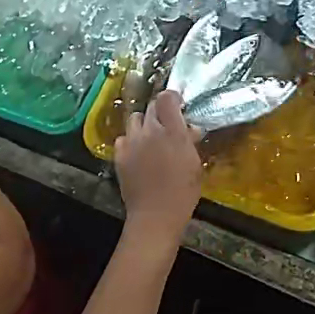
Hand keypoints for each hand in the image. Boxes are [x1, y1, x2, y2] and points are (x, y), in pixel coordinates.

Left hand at [112, 90, 203, 243]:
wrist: (155, 215)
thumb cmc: (183, 192)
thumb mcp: (195, 164)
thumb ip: (189, 142)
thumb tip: (188, 129)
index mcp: (173, 132)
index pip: (167, 98)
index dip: (172, 97)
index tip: (178, 105)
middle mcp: (150, 131)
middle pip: (151, 107)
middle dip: (160, 112)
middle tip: (168, 126)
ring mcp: (132, 142)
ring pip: (135, 119)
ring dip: (144, 124)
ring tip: (151, 138)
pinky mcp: (119, 154)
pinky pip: (124, 137)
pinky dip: (131, 141)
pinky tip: (138, 152)